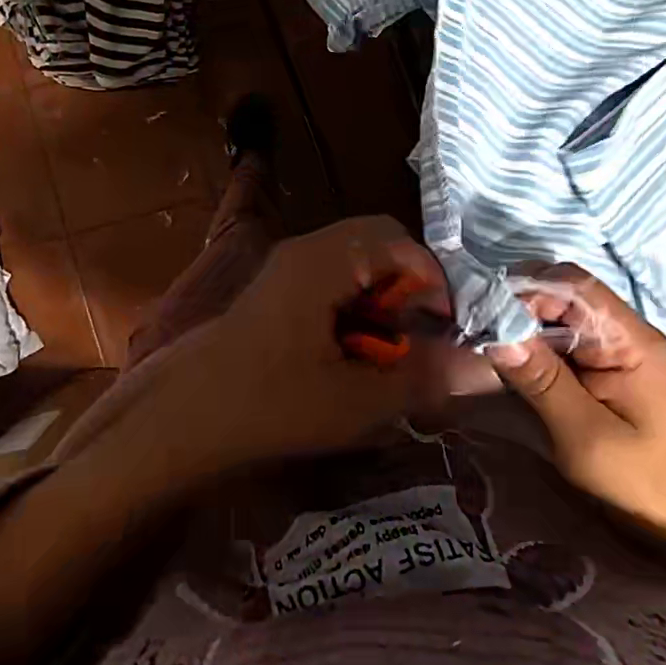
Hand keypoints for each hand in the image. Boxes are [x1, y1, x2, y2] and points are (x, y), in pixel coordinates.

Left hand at [54, 216, 455, 481]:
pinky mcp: (278, 292)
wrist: (178, 423)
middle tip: (420, 334)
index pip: (400, 242)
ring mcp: (288, 269)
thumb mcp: (355, 400)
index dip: (434, 280)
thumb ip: (424, 379)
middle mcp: (306, 251)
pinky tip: (355, 351)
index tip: (446, 327)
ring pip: (358, 262)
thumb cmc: (267, 406)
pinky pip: (334, 280)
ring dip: (385, 297)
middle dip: (410, 286)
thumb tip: (487, 368)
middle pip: (380, 243)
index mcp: (324, 261)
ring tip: (390, 347)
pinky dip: (359, 306)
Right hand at [487, 263, 665, 533]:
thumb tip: (499, 334)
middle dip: (520, 303)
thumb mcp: (583, 436)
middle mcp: (625, 331)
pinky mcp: (600, 360)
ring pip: (558, 310)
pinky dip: (531, 339)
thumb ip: (543, 382)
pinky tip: (510, 357)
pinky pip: (559, 334)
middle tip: (482, 329)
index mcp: (632, 341)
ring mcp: (613, 344)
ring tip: (488, 341)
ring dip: (521, 321)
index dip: (530, 291)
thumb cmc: (633, 479)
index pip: (577, 286)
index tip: (490, 316)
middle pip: (565, 291)